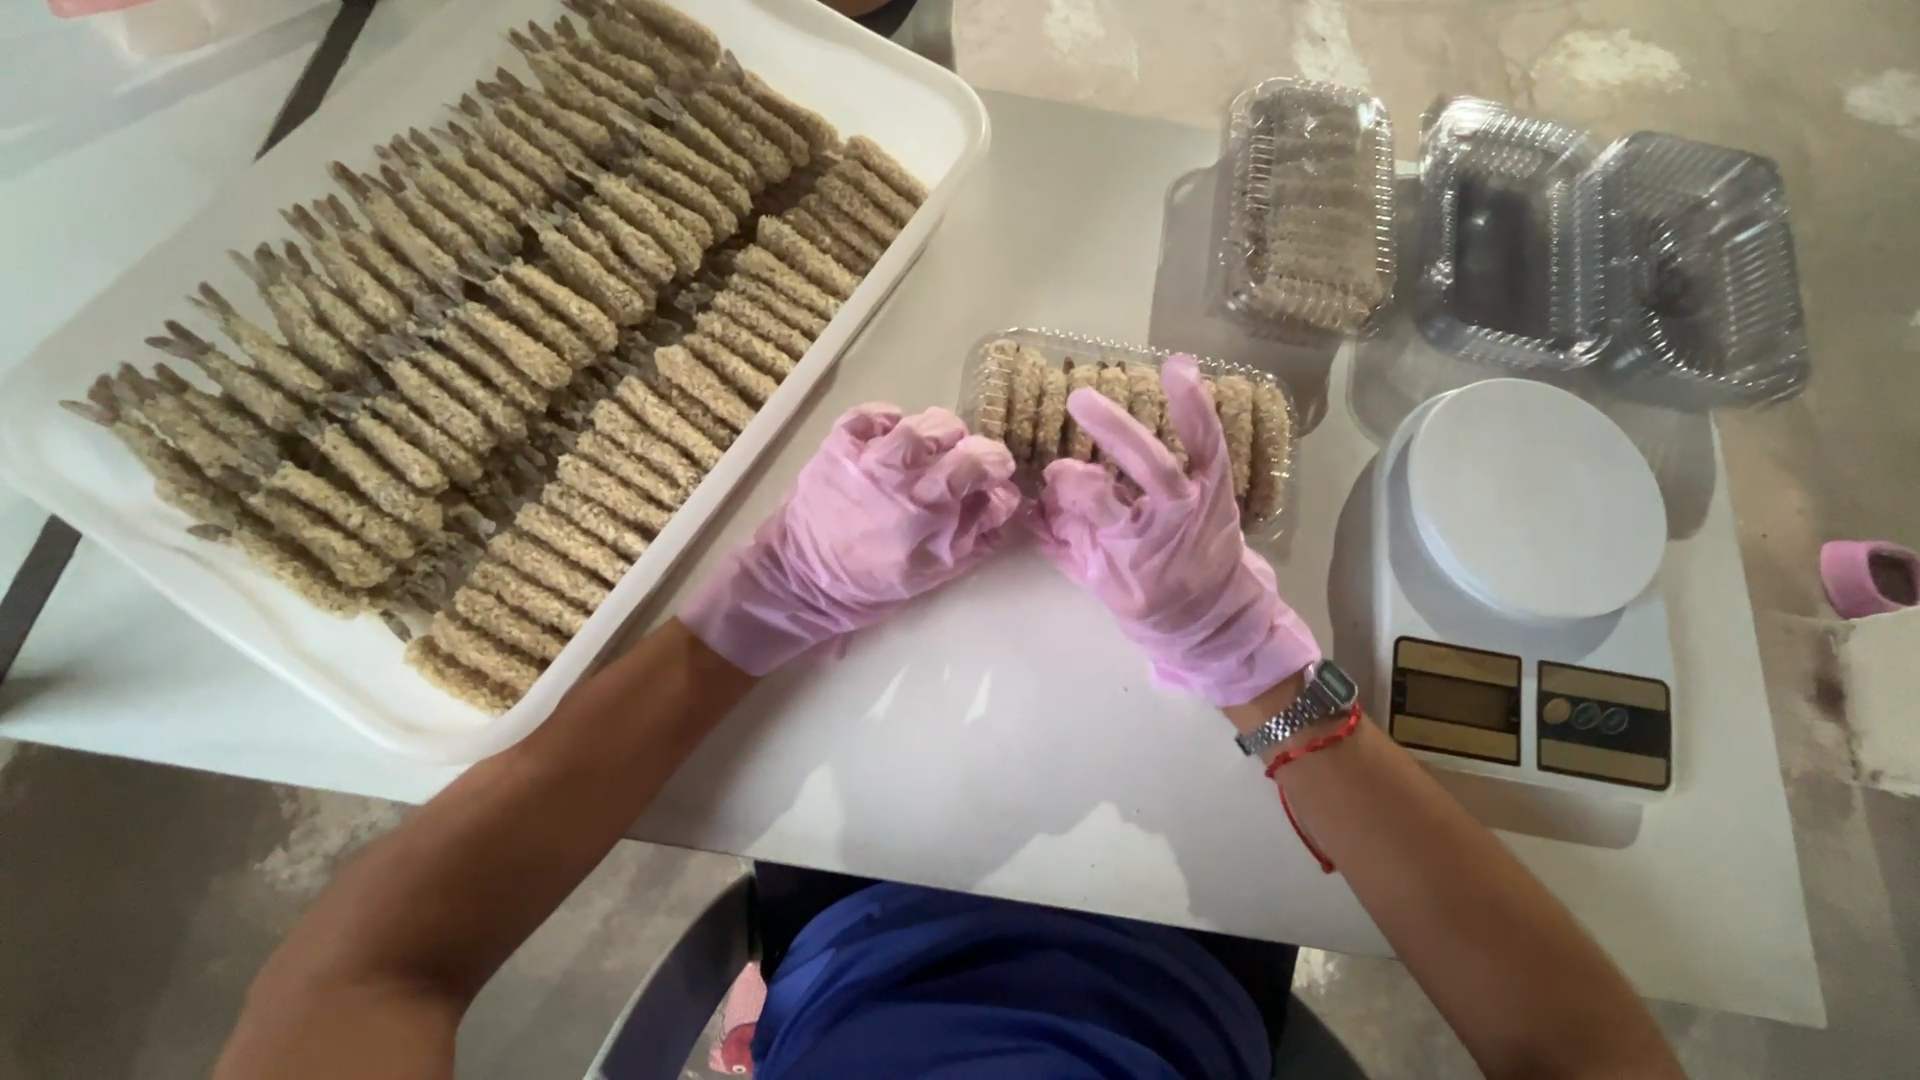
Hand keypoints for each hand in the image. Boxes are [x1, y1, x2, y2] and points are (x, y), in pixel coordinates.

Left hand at [681, 404, 1020, 674]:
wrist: (798, 582)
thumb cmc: (869, 588)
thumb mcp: (932, 576)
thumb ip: (972, 542)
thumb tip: (1001, 505)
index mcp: (938, 530)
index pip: (993, 490)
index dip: (1001, 480)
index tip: (996, 482)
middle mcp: (911, 494)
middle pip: (967, 453)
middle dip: (982, 452)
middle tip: (972, 457)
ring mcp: (873, 466)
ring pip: (923, 427)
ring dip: (941, 429)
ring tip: (937, 439)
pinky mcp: (840, 449)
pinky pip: (870, 416)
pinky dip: (886, 415)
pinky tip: (891, 428)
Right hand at [1031, 355, 1318, 706]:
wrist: (1212, 619)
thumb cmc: (1147, 603)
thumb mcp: (1102, 581)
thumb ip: (1071, 538)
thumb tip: (1038, 502)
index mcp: (1137, 549)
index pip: (1100, 504)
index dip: (1074, 483)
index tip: (1052, 474)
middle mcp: (1175, 520)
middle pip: (1150, 469)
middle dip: (1116, 432)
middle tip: (1080, 401)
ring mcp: (1204, 500)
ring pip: (1195, 452)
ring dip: (1184, 408)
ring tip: (1173, 368)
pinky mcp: (1218, 485)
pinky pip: (1210, 444)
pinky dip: (1200, 409)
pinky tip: (1184, 369)